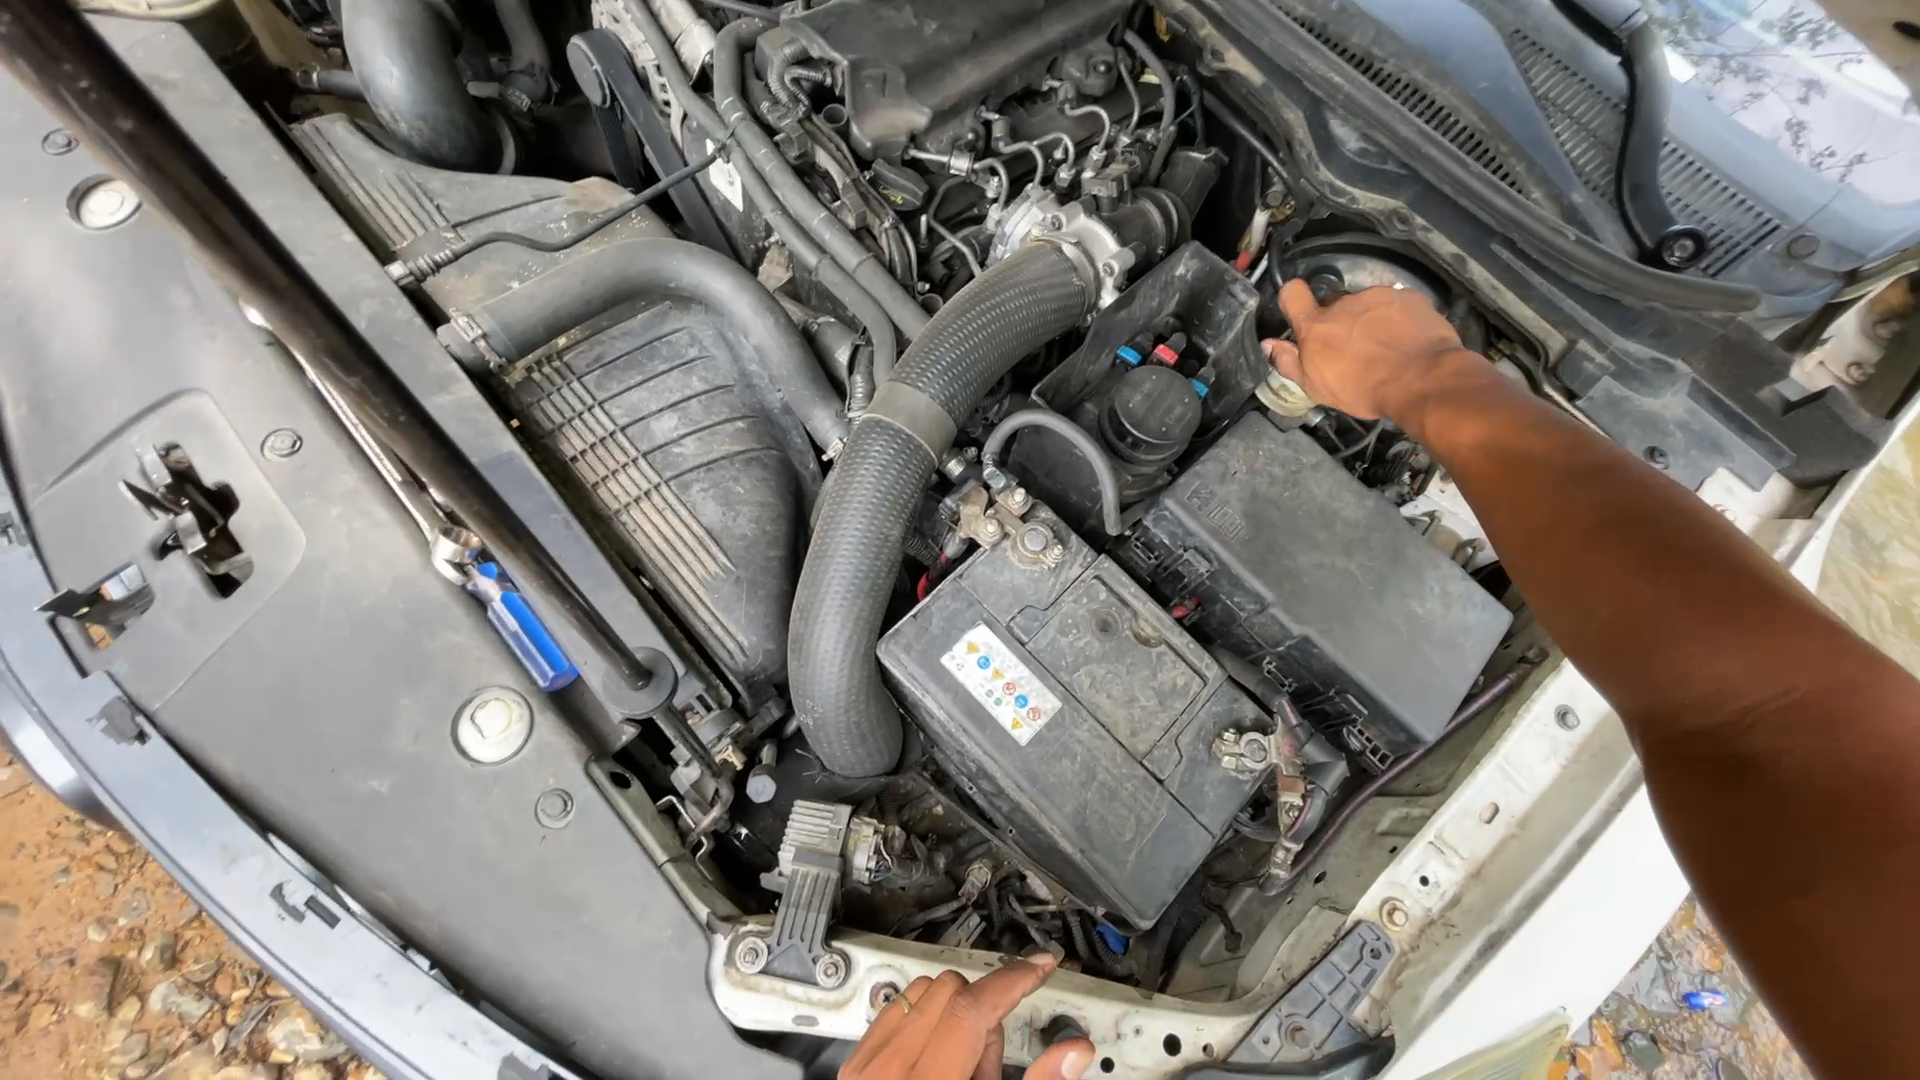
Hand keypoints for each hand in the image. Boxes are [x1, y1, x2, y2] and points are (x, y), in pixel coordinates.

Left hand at [840, 954, 1094, 1079]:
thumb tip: (1074, 1051)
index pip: (971, 1007)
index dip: (1015, 979)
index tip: (1042, 966)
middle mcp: (885, 1070)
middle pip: (950, 991)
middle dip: (983, 1016)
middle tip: (988, 1070)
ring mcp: (862, 1068)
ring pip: (922, 992)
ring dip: (953, 1015)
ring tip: (961, 1073)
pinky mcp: (852, 1068)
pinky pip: (896, 1010)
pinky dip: (924, 1022)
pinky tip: (936, 1062)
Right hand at [1263, 279, 1476, 420]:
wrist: (1421, 379)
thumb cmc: (1362, 388)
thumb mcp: (1315, 386)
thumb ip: (1288, 362)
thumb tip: (1268, 345)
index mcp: (1316, 326)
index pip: (1292, 294)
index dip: (1293, 298)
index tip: (1299, 309)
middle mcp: (1343, 303)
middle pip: (1334, 304)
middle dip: (1339, 320)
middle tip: (1351, 347)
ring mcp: (1377, 296)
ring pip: (1366, 304)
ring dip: (1368, 319)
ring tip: (1383, 346)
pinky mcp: (1408, 296)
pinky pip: (1395, 304)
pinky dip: (1396, 317)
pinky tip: (1404, 339)